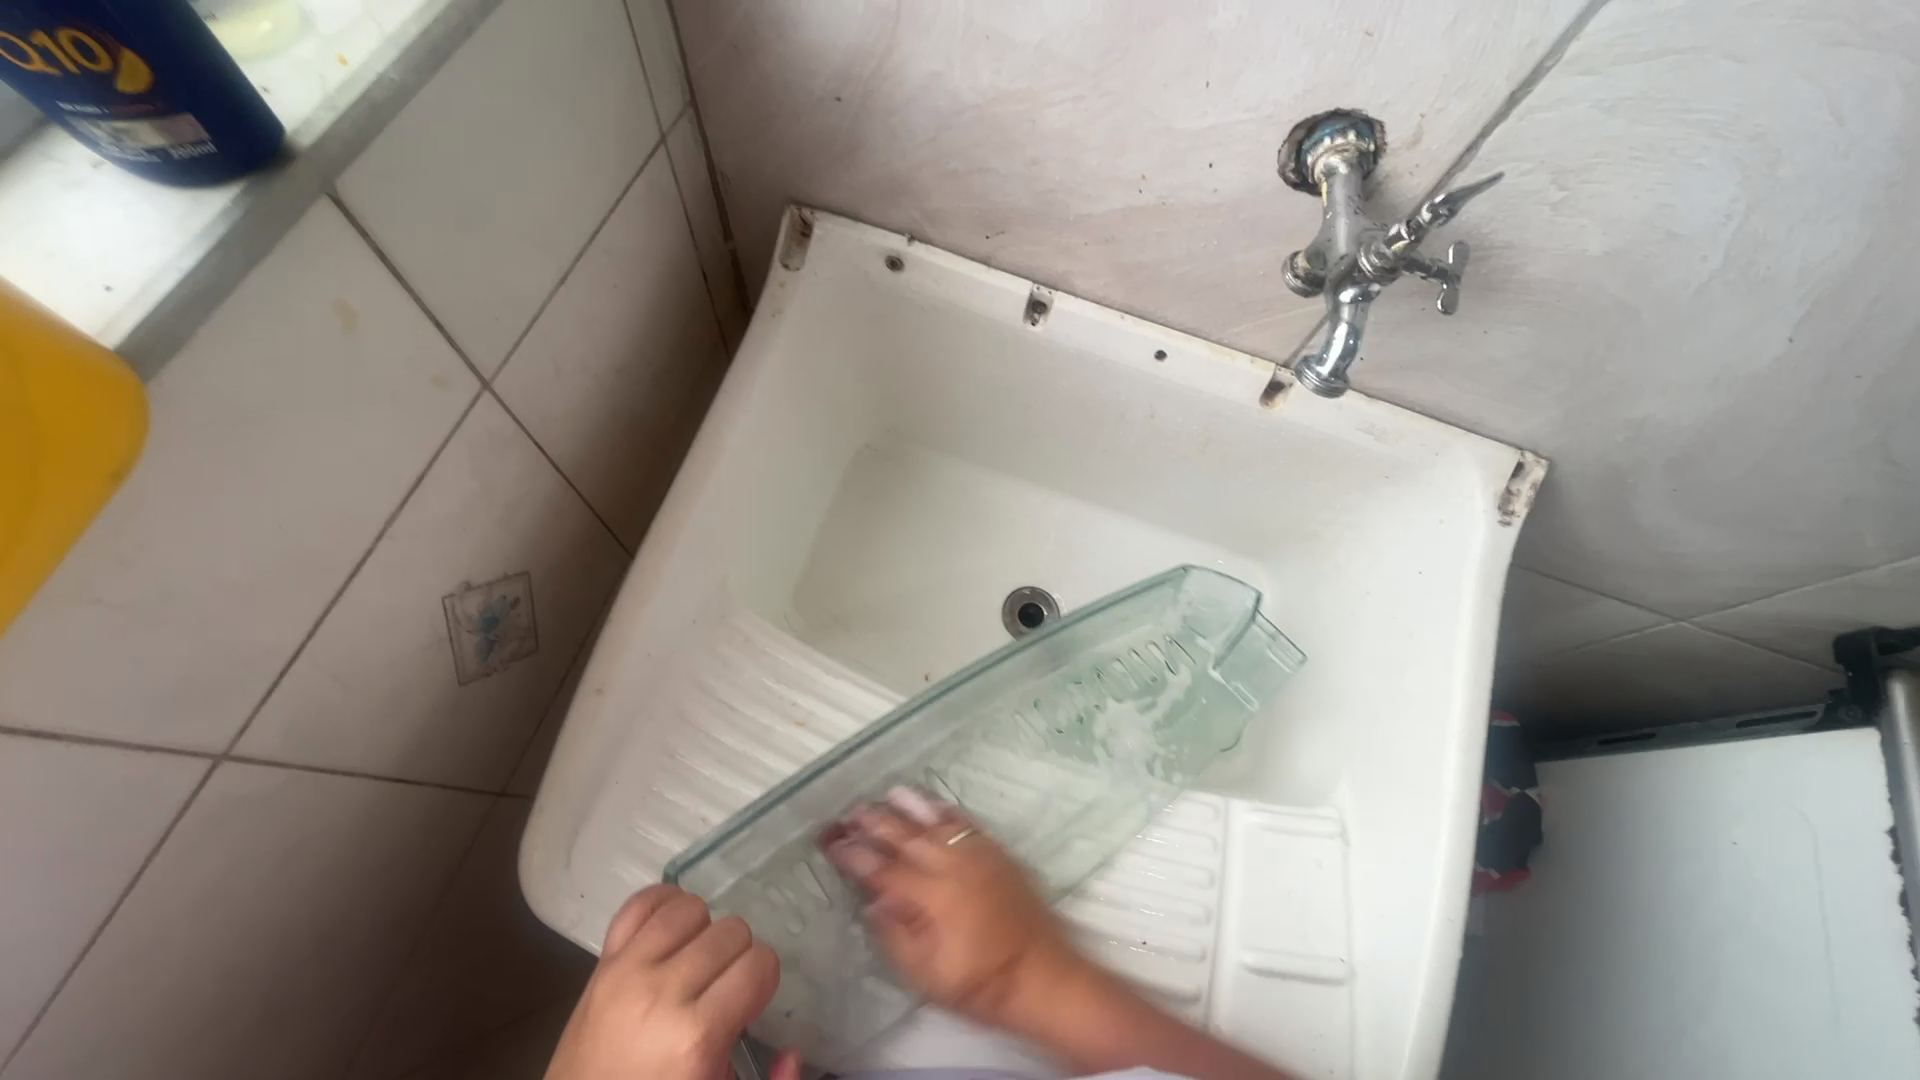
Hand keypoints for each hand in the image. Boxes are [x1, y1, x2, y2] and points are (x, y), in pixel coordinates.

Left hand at [542, 884, 799, 1079]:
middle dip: (737, 956)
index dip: (763, 979)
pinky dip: (663, 904)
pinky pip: (640, 904)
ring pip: (691, 908)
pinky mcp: (601, 963)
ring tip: (696, 961)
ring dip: (703, 930)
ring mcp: (627, 972)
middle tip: (723, 988)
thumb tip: (793, 1050)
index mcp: (698, 1035)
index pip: (759, 964)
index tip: (749, 1002)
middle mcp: (664, 994)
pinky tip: (672, 931)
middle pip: (731, 931)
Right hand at [818, 787, 1090, 1027]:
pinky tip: (930, 803)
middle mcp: (952, 867)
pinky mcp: (996, 852)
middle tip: (848, 813)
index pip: (882, 870)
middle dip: (874, 823)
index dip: (854, 855)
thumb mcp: (928, 976)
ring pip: (935, 822)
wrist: (1043, 976)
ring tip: (884, 795)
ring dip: (907, 808)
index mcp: (931, 898)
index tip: (832, 844)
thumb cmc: (981, 985)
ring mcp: (977, 855)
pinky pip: (965, 823)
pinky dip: (944, 810)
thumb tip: (871, 901)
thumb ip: (896, 935)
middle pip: (905, 837)